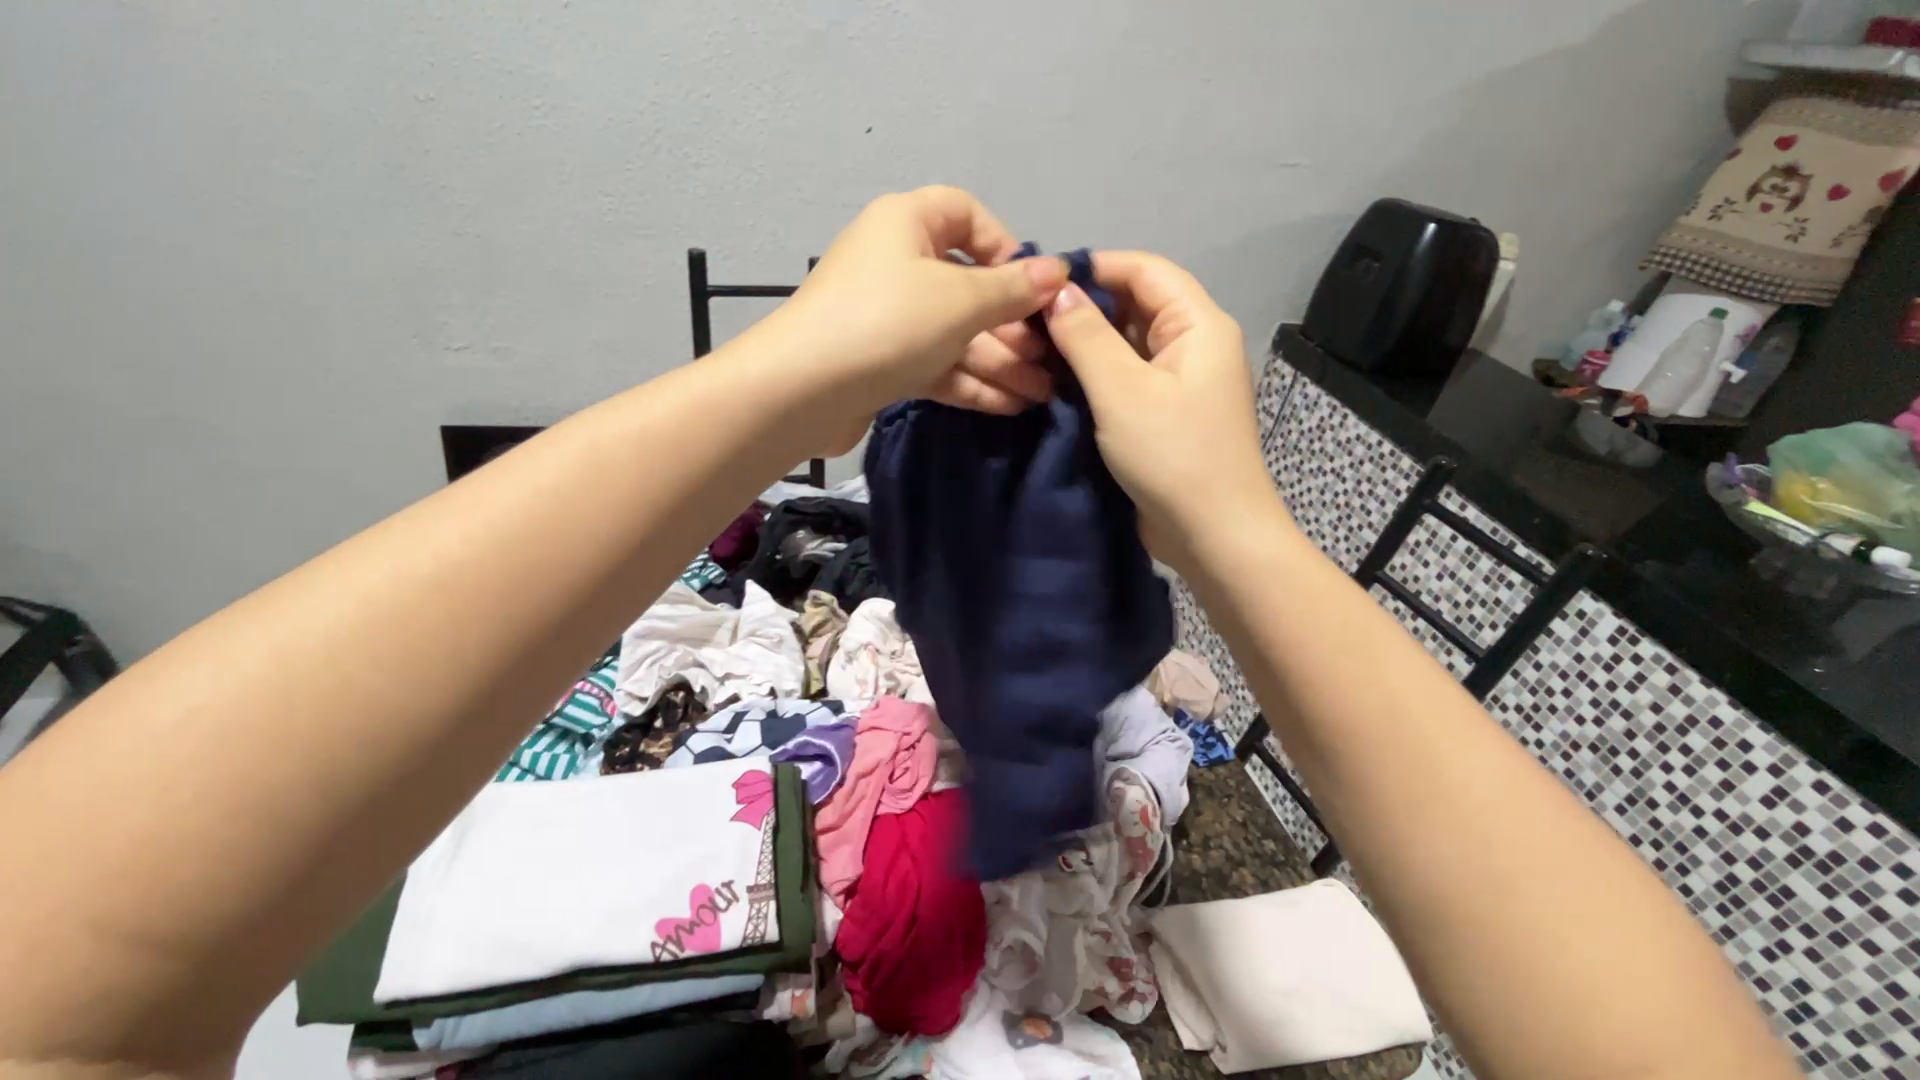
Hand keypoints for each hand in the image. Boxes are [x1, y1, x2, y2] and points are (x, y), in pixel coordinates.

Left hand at [777, 187, 1068, 424]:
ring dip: (1000, 362)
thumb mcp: (961, 300)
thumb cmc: (887, 323)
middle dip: (1012, 324)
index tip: (1034, 287)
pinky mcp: (882, 361)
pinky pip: (936, 363)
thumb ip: (1014, 289)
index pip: (967, 215)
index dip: (1006, 247)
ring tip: (1042, 395)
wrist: (802, 391)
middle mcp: (896, 261)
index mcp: (907, 222)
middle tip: (1050, 359)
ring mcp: (887, 315)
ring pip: (955, 332)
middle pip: (968, 285)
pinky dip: (970, 381)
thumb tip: (1058, 272)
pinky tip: (1010, 405)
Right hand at [1041, 251, 1285, 566]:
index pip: (1145, 269)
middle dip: (1086, 308)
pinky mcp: (1168, 413)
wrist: (1214, 534)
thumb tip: (1058, 290)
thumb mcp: (1121, 391)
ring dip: (1087, 344)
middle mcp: (1195, 343)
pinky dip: (1097, 375)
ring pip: (1130, 343)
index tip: (1041, 284)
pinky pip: (1130, 377)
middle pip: (1137, 303)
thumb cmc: (1173, 455)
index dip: (1094, 267)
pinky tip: (1059, 383)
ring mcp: (1183, 380)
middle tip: (1029, 322)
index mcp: (1198, 324)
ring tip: (1035, 350)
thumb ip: (1086, 336)